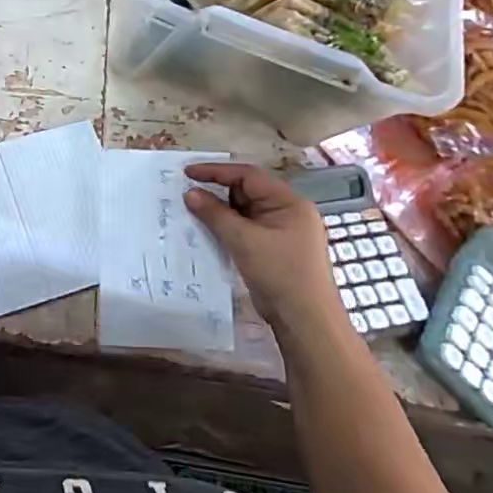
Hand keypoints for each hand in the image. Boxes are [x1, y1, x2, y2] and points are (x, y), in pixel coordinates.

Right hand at [184, 163, 335, 330]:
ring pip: (245, 211)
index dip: (216, 171)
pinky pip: (247, 229)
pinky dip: (229, 227)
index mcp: (289, 202)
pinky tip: (209, 231)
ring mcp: (282, 231)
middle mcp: (288, 212)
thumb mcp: (244, 241)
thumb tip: (190, 193)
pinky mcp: (274, 249)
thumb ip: (215, 214)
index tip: (188, 172)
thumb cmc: (280, 274)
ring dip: (221, 211)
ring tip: (193, 211)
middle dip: (218, 191)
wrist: (305, 321)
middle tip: (187, 192)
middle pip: (247, 192)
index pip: (249, 176)